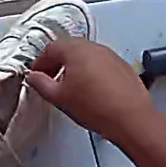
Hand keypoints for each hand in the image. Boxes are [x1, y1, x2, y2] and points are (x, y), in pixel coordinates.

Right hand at [25, 38, 164, 144]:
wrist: (131, 119)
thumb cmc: (97, 107)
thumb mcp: (59, 97)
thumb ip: (41, 84)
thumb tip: (34, 78)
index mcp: (75, 49)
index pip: (50, 49)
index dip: (41, 63)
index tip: (37, 74)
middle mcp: (94, 47)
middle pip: (69, 49)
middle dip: (57, 63)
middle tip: (51, 79)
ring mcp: (111, 56)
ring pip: (86, 57)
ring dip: (76, 68)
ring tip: (71, 88)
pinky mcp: (123, 67)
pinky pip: (102, 65)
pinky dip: (93, 74)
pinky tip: (92, 92)